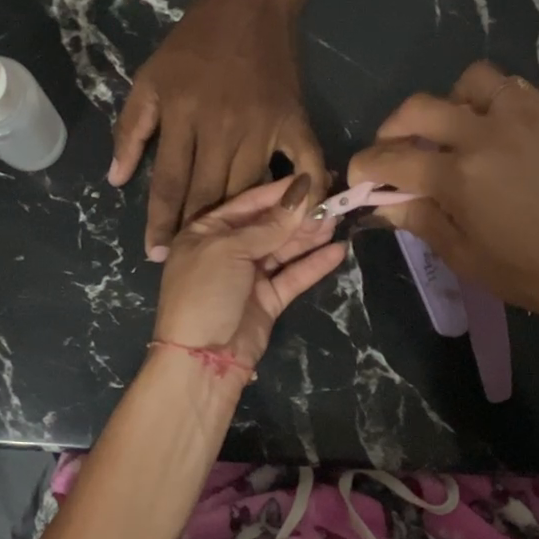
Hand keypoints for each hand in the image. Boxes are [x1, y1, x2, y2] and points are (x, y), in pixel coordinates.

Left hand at [109, 0, 324, 262]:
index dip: (160, 222)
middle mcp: (221, 127)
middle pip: (209, 194)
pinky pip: (304, 163)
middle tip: (189, 265)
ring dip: (243, 225)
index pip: (169, 183)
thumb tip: (117, 179)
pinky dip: (306, 191)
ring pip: (250, 188)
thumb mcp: (149, 79)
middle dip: (195, 233)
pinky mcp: (294, 120)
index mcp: (183, 116)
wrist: (248, 0)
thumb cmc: (192, 44)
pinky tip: (305, 219)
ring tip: (234, 255)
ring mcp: (262, 125)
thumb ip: (131, 130)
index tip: (155, 255)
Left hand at [151, 174, 345, 369]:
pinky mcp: (266, 301)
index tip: (312, 178)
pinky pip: (292, 276)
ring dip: (309, 235)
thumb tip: (301, 195)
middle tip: (333, 198)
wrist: (200, 359)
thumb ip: (268, 226)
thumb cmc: (204, 292)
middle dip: (299, 213)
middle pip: (268, 225)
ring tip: (337, 220)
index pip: (247, 203)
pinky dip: (313, 264)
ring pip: (283, 249)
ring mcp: (247, 277)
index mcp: (205, 232)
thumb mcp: (230, 250)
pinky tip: (337, 250)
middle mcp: (226, 250)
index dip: (279, 192)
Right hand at [347, 62, 538, 347]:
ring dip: (450, 103)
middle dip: (393, 127)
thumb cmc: (525, 272)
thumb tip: (382, 201)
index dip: (365, 166)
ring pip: (471, 81)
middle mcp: (487, 136)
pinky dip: (493, 103)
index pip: (392, 159)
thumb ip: (419, 220)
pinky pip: (513, 89)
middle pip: (420, 108)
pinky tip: (496, 135)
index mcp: (459, 177)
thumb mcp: (461, 255)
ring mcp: (525, 119)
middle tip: (395, 150)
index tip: (358, 176)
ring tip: (454, 132)